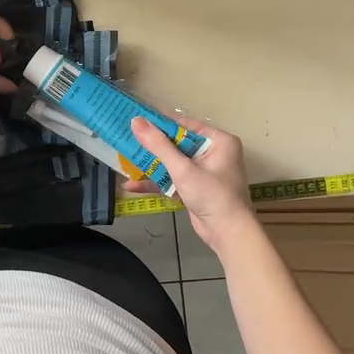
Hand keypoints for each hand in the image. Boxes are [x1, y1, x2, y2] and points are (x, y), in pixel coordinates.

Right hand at [127, 116, 253, 248]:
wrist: (228, 233)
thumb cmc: (211, 195)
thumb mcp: (183, 169)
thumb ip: (159, 146)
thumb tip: (137, 121)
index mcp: (218, 141)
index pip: (185, 125)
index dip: (160, 123)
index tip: (136, 120)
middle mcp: (213, 153)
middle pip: (177, 144)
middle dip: (153, 146)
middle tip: (127, 139)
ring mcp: (204, 171)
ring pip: (173, 162)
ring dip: (152, 165)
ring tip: (125, 161)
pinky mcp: (196, 187)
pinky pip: (174, 178)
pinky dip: (157, 182)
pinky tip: (133, 186)